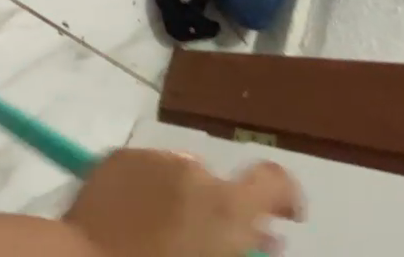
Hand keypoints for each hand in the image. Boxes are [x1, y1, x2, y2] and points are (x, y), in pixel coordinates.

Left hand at [64, 149, 302, 256]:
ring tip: (163, 234)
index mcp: (228, 208)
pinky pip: (148, 170)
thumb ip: (245, 250)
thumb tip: (264, 237)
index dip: (285, 196)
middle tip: (209, 242)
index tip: (283, 218)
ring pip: (182, 175)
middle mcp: (194, 171)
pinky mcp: (119, 156)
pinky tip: (135, 218)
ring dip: (183, 198)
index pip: (274, 180)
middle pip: (220, 184)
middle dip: (221, 210)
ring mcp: (153, 159)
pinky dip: (151, 189)